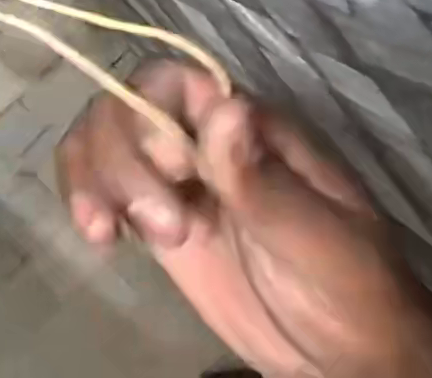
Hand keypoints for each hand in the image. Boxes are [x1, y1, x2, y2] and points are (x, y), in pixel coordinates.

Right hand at [56, 61, 431, 377]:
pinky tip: (97, 234)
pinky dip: (81, 194)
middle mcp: (193, 133)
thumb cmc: (349, 287)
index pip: (171, 81)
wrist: (343, 355)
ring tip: (107, 234)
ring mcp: (165, 171)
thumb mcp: (318, 238)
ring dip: (91, 177)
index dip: (149, 111)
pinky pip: (94, 178)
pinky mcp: (144, 209)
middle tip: (165, 232)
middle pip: (122, 108)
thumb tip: (225, 106)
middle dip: (122, 162)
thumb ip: (263, 179)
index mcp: (240, 122)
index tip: (169, 168)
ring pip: (98, 137)